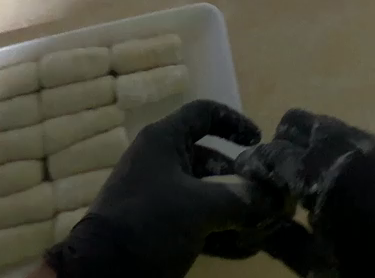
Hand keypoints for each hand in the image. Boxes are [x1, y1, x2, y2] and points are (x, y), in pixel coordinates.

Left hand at [44, 99, 291, 277]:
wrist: (99, 273)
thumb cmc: (149, 223)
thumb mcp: (199, 207)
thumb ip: (239, 199)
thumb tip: (275, 198)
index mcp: (163, 140)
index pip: (203, 113)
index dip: (233, 121)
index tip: (259, 141)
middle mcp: (160, 160)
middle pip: (207, 156)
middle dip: (238, 174)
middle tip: (264, 191)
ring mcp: (157, 194)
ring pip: (204, 191)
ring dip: (232, 205)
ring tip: (261, 222)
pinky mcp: (156, 226)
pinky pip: (195, 218)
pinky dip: (219, 228)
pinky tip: (245, 246)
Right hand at [238, 109, 374, 277]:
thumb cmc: (369, 272)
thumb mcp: (318, 265)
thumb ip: (282, 238)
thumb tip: (254, 218)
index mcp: (323, 174)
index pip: (274, 153)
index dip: (254, 164)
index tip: (242, 175)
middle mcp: (343, 146)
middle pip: (296, 123)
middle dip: (281, 147)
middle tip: (278, 180)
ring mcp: (366, 141)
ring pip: (321, 123)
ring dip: (307, 145)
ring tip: (306, 180)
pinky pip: (345, 134)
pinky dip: (330, 149)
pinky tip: (333, 180)